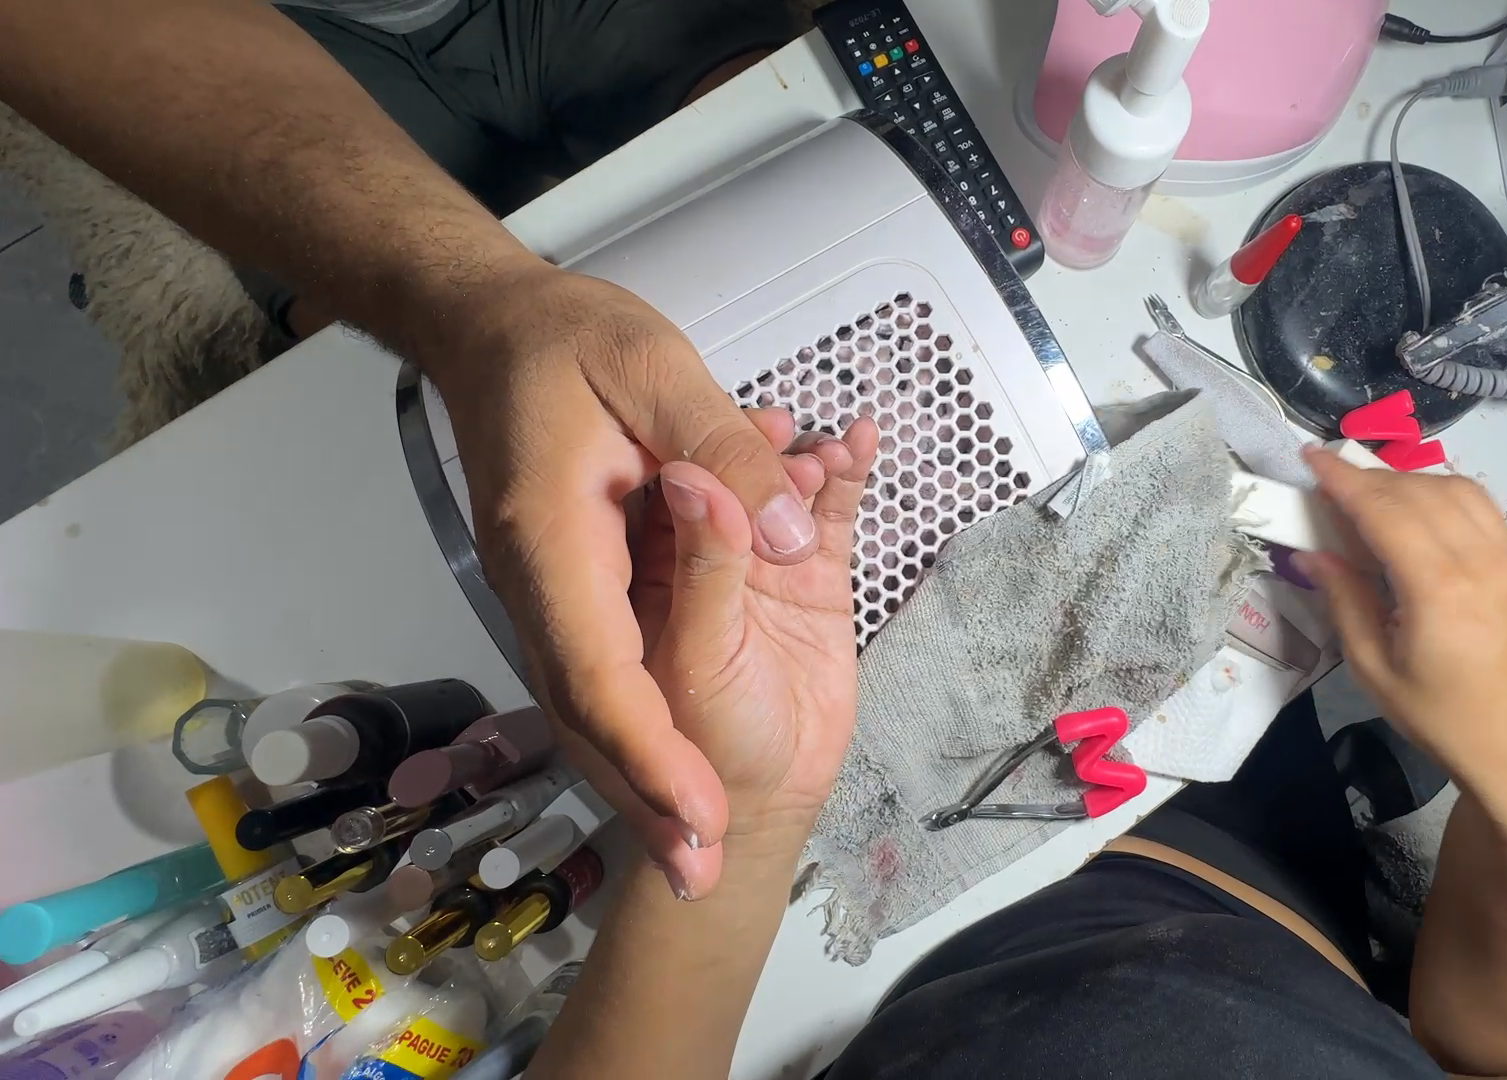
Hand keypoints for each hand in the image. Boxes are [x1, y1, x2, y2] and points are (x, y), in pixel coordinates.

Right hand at [419, 262, 823, 874]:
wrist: (498, 326)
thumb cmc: (570, 340)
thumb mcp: (656, 373)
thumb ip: (724, 454)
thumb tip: (784, 535)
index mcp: (555, 545)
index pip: (600, 673)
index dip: (649, 753)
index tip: (701, 819)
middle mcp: (550, 586)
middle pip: (601, 708)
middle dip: (654, 789)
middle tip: (704, 867)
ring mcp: (566, 586)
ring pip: (618, 686)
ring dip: (664, 752)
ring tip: (706, 827)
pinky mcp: (591, 574)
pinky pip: (637, 638)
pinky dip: (673, 684)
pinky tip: (710, 704)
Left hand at [631, 414, 878, 896]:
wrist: (774, 798)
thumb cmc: (716, 746)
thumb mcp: (699, 658)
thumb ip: (704, 572)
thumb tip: (700, 481)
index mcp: (643, 569)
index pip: (662, 490)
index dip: (686, 446)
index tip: (714, 413)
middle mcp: (699, 555)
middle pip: (726, 476)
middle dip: (753, 447)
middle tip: (777, 424)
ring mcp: (760, 561)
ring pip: (778, 490)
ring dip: (802, 461)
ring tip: (828, 448)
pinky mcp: (814, 576)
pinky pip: (829, 518)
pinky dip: (846, 482)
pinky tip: (859, 445)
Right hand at [1292, 446, 1506, 814]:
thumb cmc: (1442, 721)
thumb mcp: (1374, 668)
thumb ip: (1343, 600)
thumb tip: (1313, 553)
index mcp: (1441, 591)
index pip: (1385, 510)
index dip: (1343, 479)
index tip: (1310, 456)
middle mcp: (1487, 563)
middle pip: (1420, 491)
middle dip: (1369, 477)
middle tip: (1330, 482)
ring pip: (1460, 491)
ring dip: (1409, 482)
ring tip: (1371, 497)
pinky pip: (1486, 513)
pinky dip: (1443, 500)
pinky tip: (1420, 520)